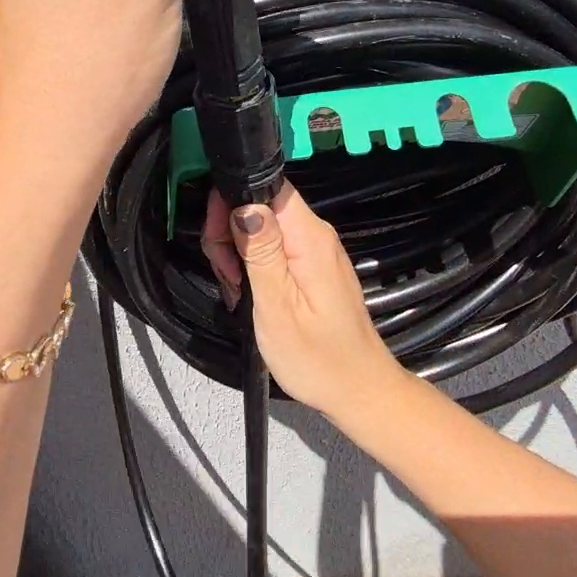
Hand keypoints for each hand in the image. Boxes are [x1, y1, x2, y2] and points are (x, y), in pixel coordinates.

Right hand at [201, 183, 406, 415]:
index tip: (219, 239)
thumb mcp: (277, 308)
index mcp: (309, 238)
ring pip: (263, 226)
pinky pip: (274, 247)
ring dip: (239, 254)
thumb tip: (245, 204)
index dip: (234, 200)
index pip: (268, 186)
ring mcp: (315, 250)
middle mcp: (316, 234)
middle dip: (230, 233)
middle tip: (228, 277)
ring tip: (238, 292)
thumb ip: (260, 252)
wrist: (357, 391)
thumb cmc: (317, 358)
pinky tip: (250, 294)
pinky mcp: (312, 265)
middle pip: (260, 205)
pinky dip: (254, 266)